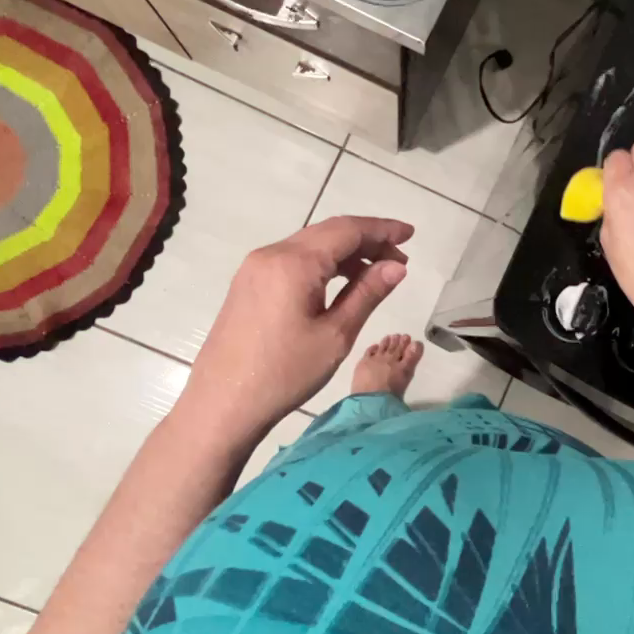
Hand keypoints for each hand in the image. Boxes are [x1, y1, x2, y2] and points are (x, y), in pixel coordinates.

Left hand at [181, 216, 413, 430]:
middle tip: (400, 260)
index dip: (382, 229)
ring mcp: (256, 268)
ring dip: (346, 253)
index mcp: (295, 263)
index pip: (347, 230)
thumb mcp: (336, 334)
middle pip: (328, 232)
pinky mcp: (249, 284)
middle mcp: (272, 254)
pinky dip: (323, 264)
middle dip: (367, 240)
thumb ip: (368, 293)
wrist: (223, 403)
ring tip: (377, 275)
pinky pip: (294, 260)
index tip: (410, 235)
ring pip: (310, 245)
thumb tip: (396, 266)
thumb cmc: (285, 373)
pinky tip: (342, 284)